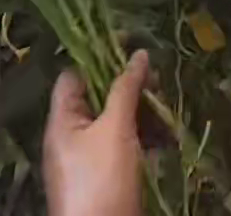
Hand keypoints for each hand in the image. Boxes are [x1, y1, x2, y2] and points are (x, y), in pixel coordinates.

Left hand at [43, 51, 149, 215]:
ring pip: (114, 124)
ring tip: (168, 116)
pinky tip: (165, 144)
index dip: (99, 57)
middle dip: (129, 89)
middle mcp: (70, 136)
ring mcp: (87, 161)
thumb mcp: (116, 128)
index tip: (128, 47)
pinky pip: (122, 150)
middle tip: (157, 83)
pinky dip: (142, 142)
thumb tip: (139, 53)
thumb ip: (126, 88)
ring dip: (141, 116)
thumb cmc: (101, 181)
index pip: (75, 74)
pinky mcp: (105, 182)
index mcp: (62, 119)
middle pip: (98, 97)